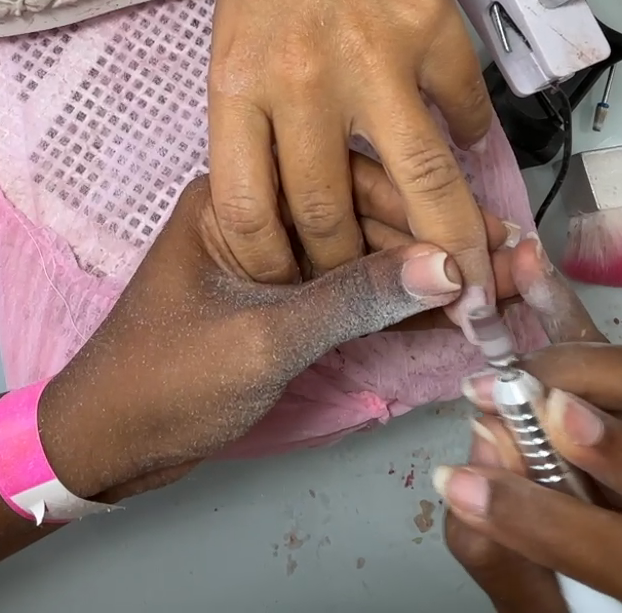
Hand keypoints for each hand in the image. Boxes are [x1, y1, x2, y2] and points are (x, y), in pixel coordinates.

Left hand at [37, 165, 471, 497]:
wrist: (110, 440)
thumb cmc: (168, 379)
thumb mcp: (264, 337)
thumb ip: (353, 299)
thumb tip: (450, 266)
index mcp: (237, 193)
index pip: (343, 180)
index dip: (420, 211)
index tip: (488, 236)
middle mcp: (257, 210)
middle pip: (360, 212)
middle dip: (433, 242)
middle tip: (511, 260)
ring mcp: (270, 253)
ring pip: (360, 249)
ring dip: (423, 271)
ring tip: (499, 283)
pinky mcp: (280, 294)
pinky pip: (345, 284)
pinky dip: (392, 298)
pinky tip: (448, 304)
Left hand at [208, 0, 494, 291]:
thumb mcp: (231, 44)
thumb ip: (260, 125)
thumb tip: (306, 205)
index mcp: (236, 87)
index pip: (247, 213)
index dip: (273, 269)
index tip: (297, 289)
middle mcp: (302, 82)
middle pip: (331, 216)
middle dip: (361, 277)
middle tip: (389, 301)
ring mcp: (376, 57)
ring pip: (421, 184)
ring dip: (450, 250)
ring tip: (472, 290)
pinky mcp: (437, 32)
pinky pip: (465, 114)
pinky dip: (470, 143)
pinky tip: (469, 158)